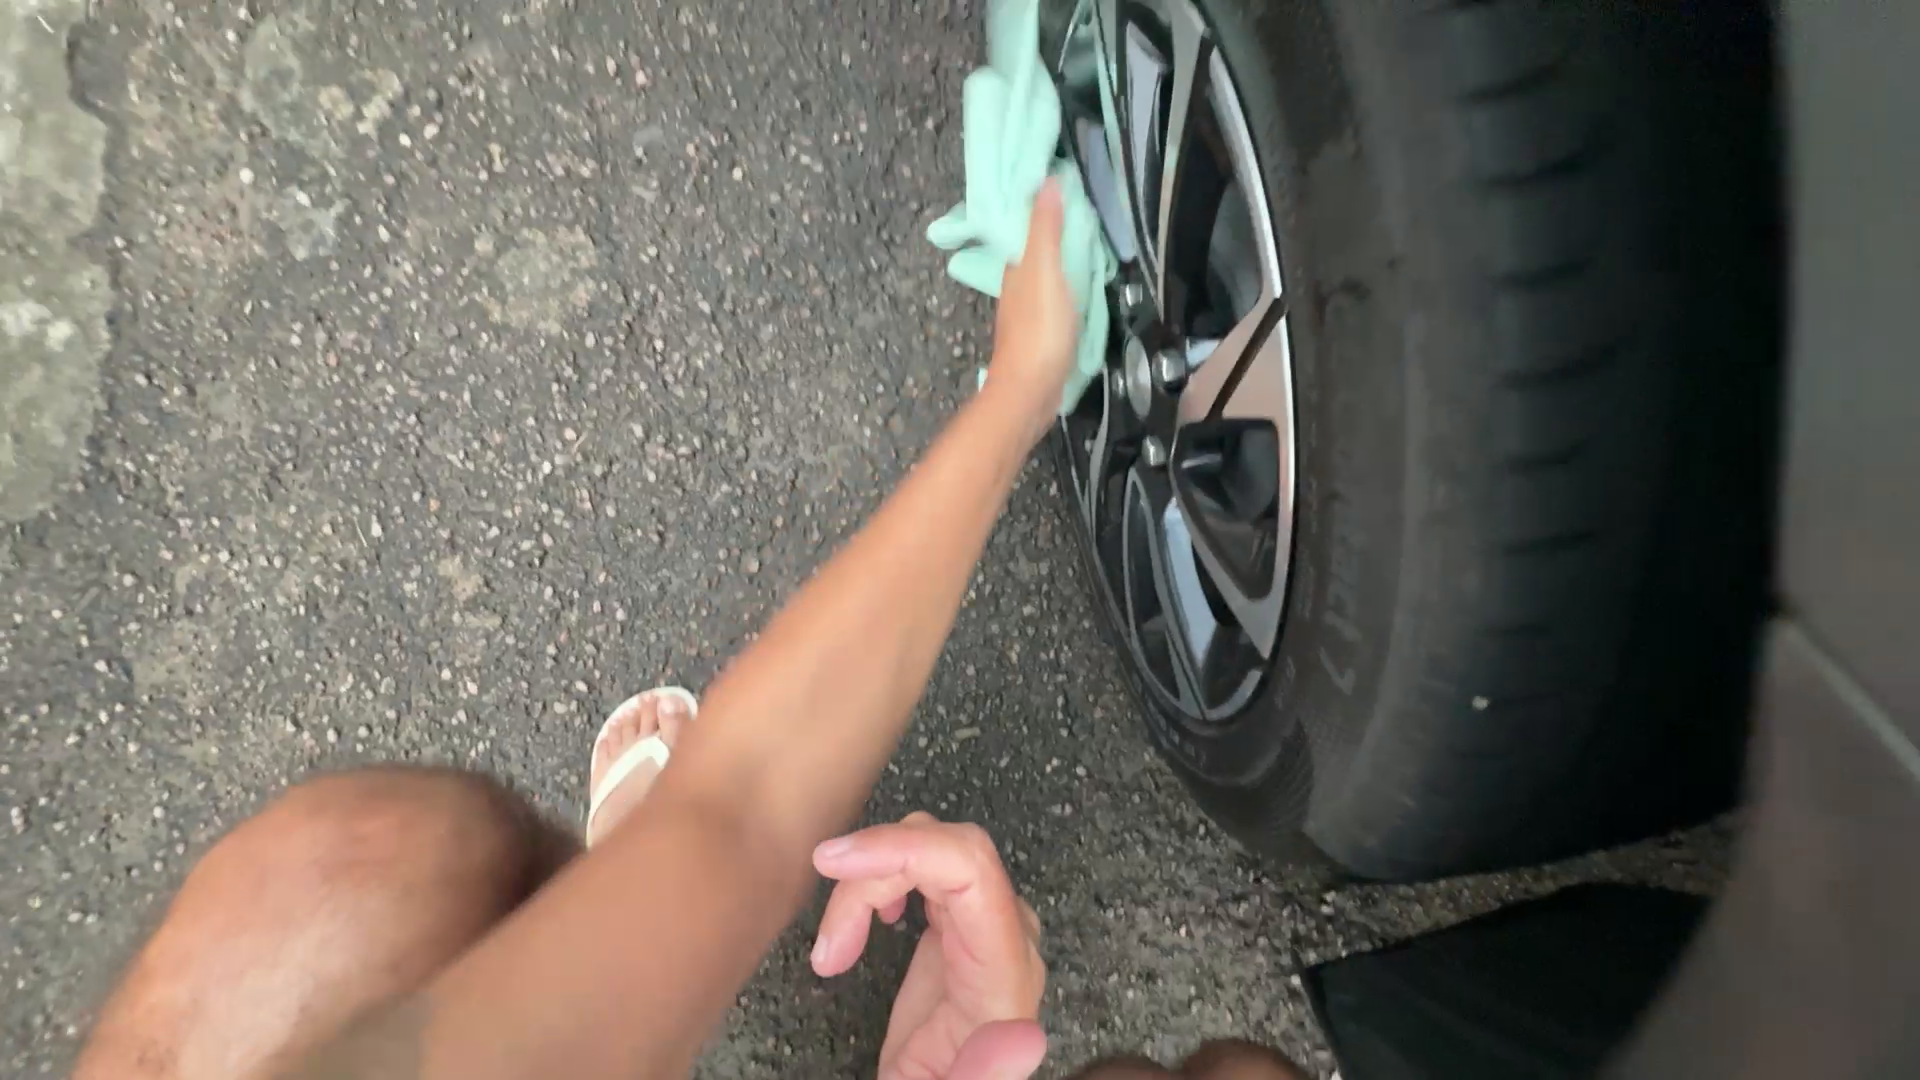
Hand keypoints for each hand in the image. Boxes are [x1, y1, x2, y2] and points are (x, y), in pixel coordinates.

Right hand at [811, 814, 1047, 1079]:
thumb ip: (984, 1074)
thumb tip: (1028, 1038)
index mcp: (1008, 975)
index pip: (971, 869)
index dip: (903, 848)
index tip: (834, 862)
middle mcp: (1010, 933)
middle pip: (944, 849)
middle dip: (872, 873)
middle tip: (828, 947)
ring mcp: (991, 918)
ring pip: (932, 847)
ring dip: (870, 882)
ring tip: (835, 951)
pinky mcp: (969, 916)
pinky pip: (929, 864)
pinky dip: (885, 879)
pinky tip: (876, 920)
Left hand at [985, 178, 1078, 443]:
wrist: (1032, 392)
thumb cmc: (1039, 332)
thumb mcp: (1044, 271)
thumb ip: (1045, 230)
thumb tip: (1046, 181)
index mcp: (1017, 268)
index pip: (1027, 226)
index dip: (1043, 204)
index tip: (1066, 179)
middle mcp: (1019, 288)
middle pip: (1038, 251)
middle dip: (1056, 230)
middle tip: (1085, 207)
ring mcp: (1030, 314)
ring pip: (1047, 276)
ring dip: (1064, 260)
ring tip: (1089, 242)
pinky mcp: (1043, 336)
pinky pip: (1058, 300)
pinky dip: (1070, 287)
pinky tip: (1083, 287)